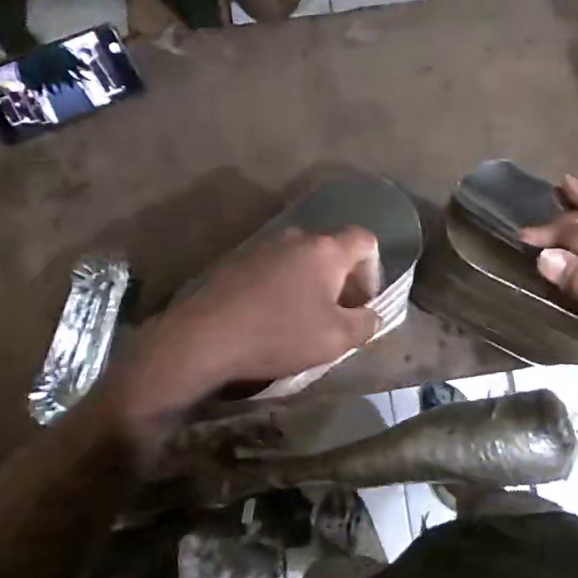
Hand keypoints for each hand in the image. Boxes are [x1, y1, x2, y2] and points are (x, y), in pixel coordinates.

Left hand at [108, 228, 381, 434]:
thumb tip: (371, 314)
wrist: (205, 337)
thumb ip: (365, 323)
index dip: (372, 269)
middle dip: (339, 279)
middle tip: (334, 314)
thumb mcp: (336, 340)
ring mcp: (262, 246)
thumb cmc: (279, 335)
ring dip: (308, 283)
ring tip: (300, 318)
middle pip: (330, 249)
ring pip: (299, 258)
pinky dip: (280, 286)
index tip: (361, 301)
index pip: (364, 239)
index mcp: (325, 250)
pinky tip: (268, 316)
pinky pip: (272, 267)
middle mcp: (295, 237)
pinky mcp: (236, 260)